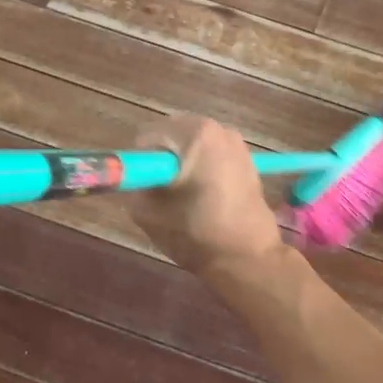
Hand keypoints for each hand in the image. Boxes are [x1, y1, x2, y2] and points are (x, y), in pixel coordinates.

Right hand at [129, 115, 284, 277]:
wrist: (246, 254)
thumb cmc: (194, 231)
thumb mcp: (146, 211)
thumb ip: (134, 183)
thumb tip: (140, 174)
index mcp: (195, 134)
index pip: (148, 137)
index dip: (140, 162)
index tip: (147, 186)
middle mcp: (219, 128)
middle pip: (173, 134)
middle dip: (163, 158)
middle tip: (163, 191)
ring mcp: (237, 142)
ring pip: (193, 144)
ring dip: (183, 162)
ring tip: (185, 195)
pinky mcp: (247, 158)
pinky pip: (212, 154)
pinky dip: (202, 167)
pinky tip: (205, 194)